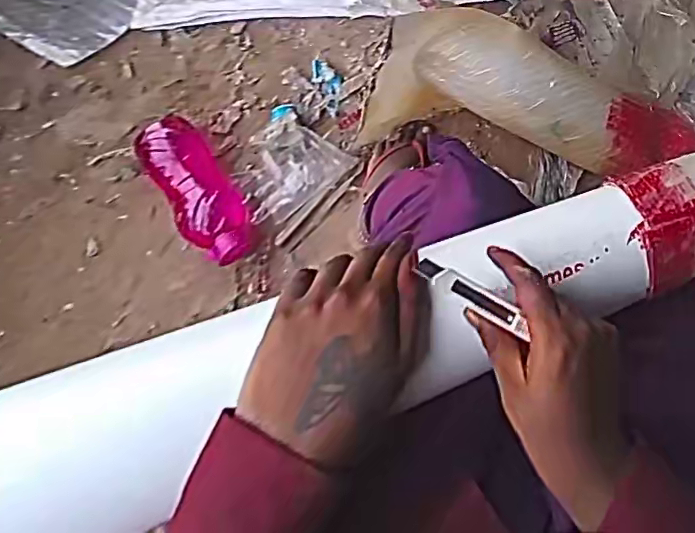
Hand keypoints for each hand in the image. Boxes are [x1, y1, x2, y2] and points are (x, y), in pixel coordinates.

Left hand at [235, 236, 423, 467]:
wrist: (292, 448)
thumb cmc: (350, 416)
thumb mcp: (402, 364)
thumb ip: (412, 307)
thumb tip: (412, 268)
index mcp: (375, 303)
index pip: (393, 255)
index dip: (402, 248)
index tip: (404, 247)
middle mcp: (341, 294)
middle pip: (364, 254)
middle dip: (378, 256)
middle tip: (382, 266)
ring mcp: (309, 301)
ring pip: (334, 263)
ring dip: (348, 268)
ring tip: (351, 285)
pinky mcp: (282, 313)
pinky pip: (301, 277)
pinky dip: (314, 278)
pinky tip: (319, 293)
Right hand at [470, 247, 630, 530]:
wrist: (595, 463)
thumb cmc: (552, 436)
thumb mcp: (512, 390)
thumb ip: (497, 342)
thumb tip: (480, 313)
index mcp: (556, 339)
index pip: (530, 284)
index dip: (510, 263)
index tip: (496, 254)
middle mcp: (583, 328)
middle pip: (545, 296)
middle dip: (522, 305)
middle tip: (506, 328)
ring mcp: (600, 332)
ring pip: (561, 306)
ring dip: (543, 318)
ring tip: (535, 357)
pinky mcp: (610, 338)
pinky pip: (578, 318)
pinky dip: (563, 327)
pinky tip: (556, 358)